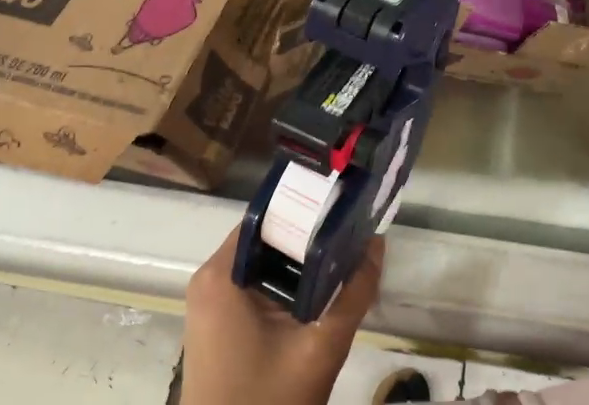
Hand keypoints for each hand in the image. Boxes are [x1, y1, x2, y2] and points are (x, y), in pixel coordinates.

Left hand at [181, 226, 384, 404]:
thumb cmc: (268, 402)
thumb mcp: (321, 346)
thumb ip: (353, 292)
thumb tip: (377, 243)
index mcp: (221, 275)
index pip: (270, 216)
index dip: (311, 207)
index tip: (348, 203)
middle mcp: (211, 279)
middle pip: (269, 238)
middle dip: (313, 235)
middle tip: (357, 232)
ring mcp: (212, 304)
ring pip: (267, 263)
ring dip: (304, 262)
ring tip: (348, 257)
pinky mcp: (220, 325)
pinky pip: (259, 287)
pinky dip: (290, 285)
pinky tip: (323, 292)